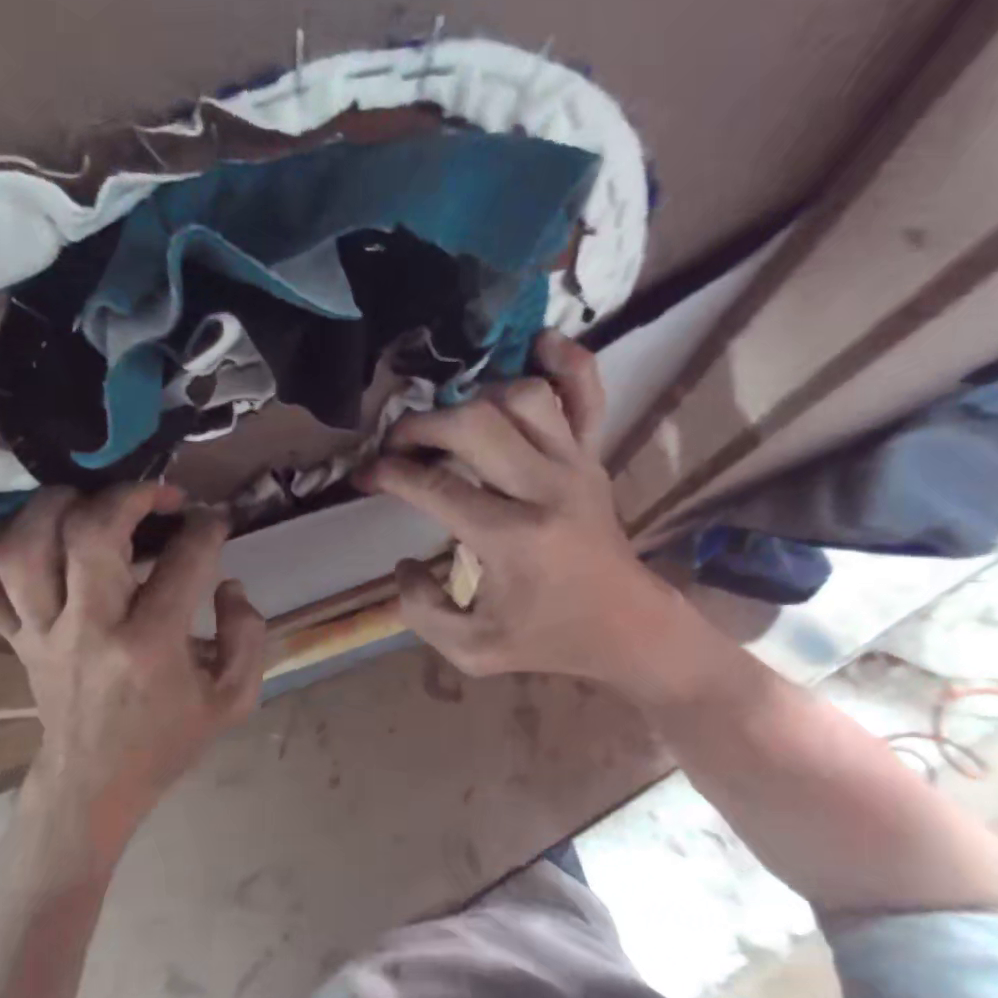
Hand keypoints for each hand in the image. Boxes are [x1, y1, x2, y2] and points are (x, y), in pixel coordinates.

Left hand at [0, 483, 265, 842]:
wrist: (94, 785)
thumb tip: (229, 582)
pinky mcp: (12, 638)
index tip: (214, 519)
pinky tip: (28, 537)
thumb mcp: (233, 700)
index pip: (184, 562)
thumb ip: (248, 635)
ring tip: (88, 503)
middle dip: (128, 496)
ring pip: (22, 547)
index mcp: (150, 647)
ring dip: (55, 507)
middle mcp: (88, 630)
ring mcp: (39, 632)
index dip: (207, 527)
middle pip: (90, 534)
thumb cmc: (166, 739)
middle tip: (155, 496)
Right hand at [358, 333, 715, 702]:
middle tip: (398, 446)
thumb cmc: (548, 639)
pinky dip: (565, 363)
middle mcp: (546, 488)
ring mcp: (577, 466)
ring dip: (474, 403)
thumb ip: (420, 611)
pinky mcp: (594, 457)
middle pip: (471, 424)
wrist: (631, 629)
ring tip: (451, 426)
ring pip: (522, 398)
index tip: (366, 476)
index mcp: (512, 538)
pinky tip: (537, 347)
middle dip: (419, 427)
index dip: (388, 473)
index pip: (434, 485)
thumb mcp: (472, 651)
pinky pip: (587, 394)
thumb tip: (401, 564)